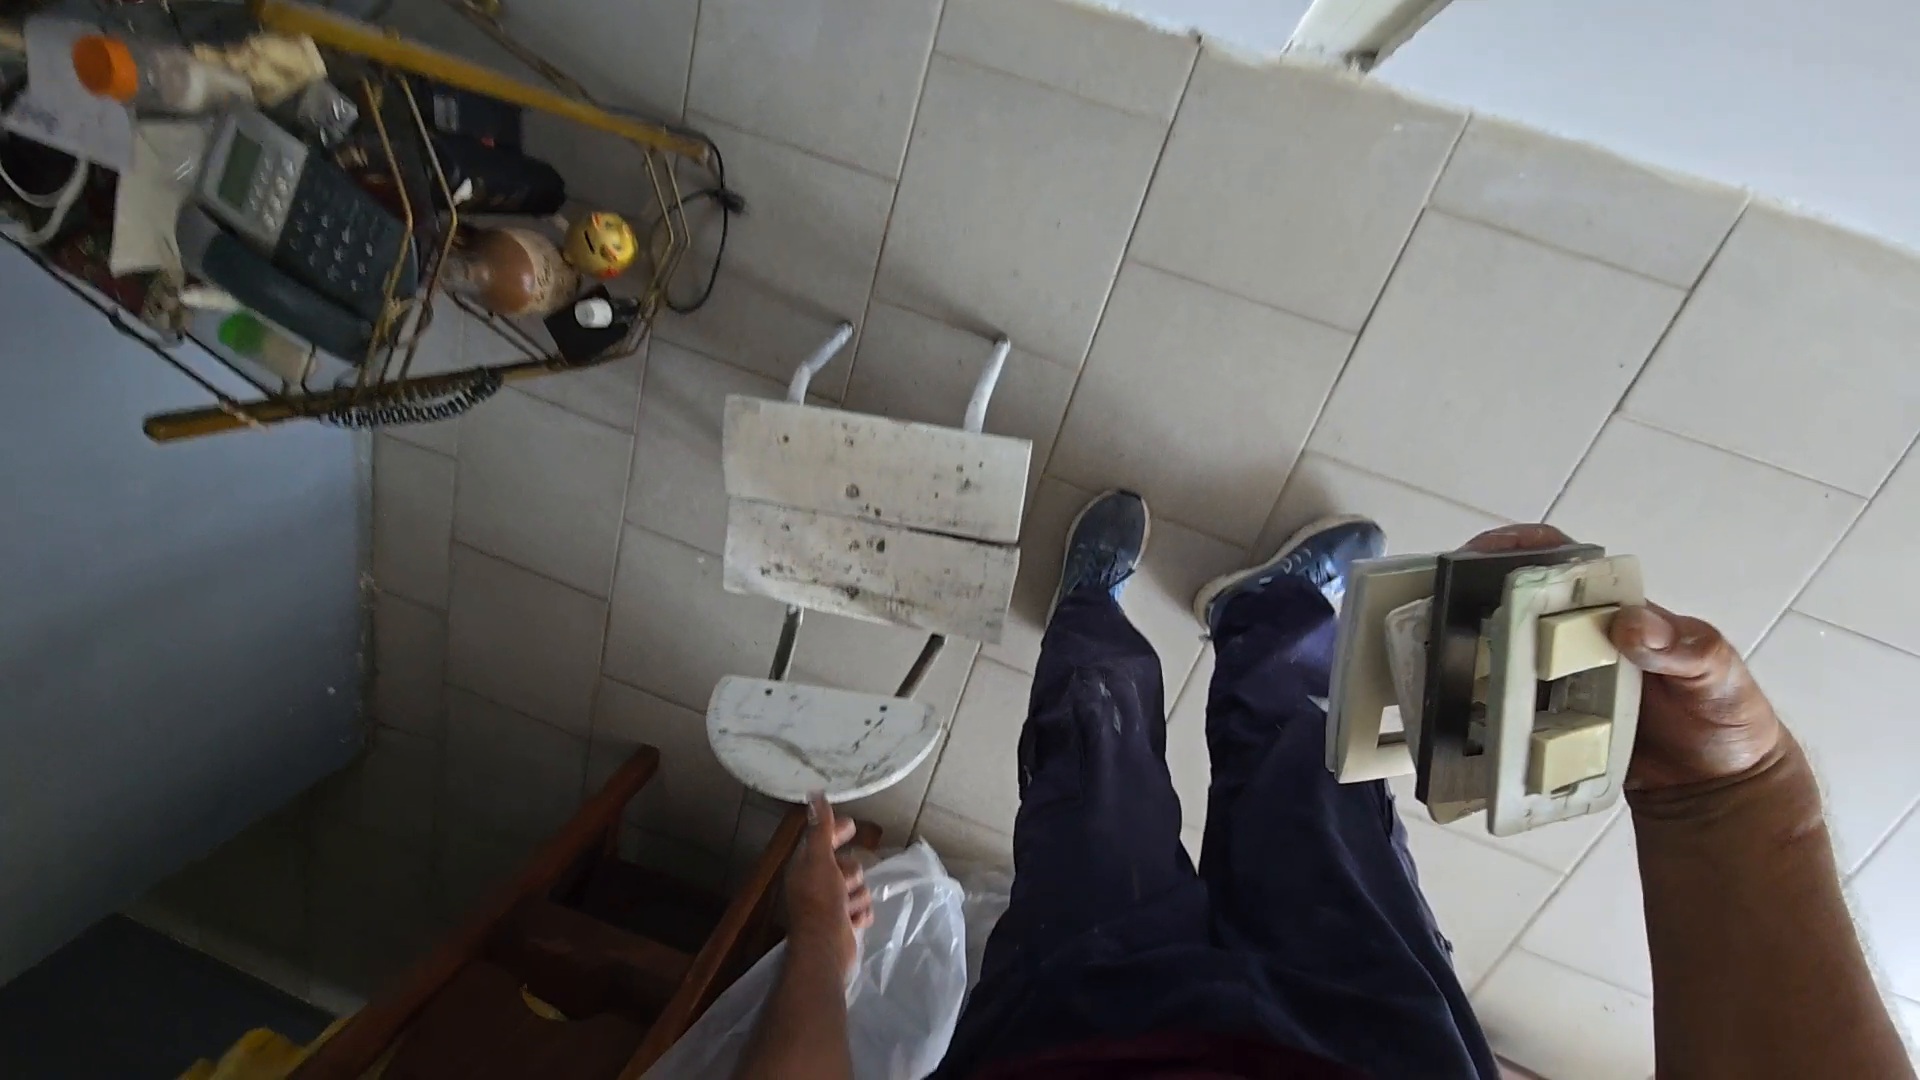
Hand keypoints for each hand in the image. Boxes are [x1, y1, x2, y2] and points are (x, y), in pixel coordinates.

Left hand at [784, 793, 874, 978]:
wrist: (826, 951)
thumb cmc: (821, 901)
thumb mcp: (821, 859)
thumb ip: (821, 827)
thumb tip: (814, 794)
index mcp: (805, 867)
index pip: (821, 840)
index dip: (837, 831)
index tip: (853, 827)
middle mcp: (814, 884)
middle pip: (844, 864)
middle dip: (851, 870)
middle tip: (849, 880)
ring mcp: (829, 905)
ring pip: (855, 886)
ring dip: (857, 894)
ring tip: (850, 905)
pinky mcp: (842, 924)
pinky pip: (860, 907)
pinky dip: (860, 912)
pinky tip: (856, 919)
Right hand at [1458, 525, 1782, 791]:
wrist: (1713, 789)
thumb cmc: (1725, 723)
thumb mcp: (1722, 681)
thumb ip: (1689, 650)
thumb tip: (1629, 624)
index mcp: (1612, 610)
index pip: (1560, 561)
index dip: (1518, 547)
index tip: (1481, 552)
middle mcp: (1572, 635)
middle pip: (1511, 602)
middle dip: (1471, 595)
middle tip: (1442, 605)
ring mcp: (1550, 674)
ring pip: (1495, 647)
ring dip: (1465, 646)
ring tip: (1440, 652)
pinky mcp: (1537, 712)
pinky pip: (1497, 695)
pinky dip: (1473, 694)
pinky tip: (1457, 698)